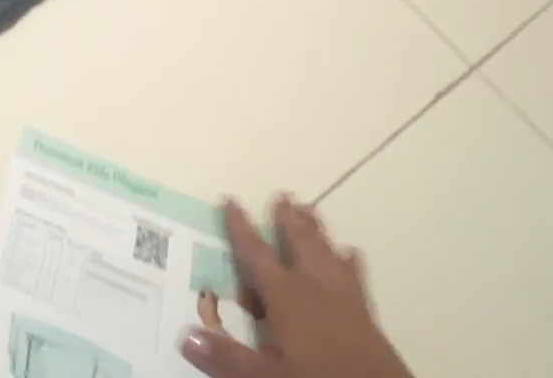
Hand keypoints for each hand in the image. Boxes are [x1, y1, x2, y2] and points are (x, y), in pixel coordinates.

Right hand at [180, 196, 413, 377]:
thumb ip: (226, 358)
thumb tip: (184, 334)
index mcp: (285, 296)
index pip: (255, 253)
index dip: (240, 227)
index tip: (230, 200)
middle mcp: (314, 287)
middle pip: (299, 242)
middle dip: (288, 219)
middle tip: (283, 195)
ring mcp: (345, 299)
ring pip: (328, 252)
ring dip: (317, 230)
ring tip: (311, 210)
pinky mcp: (367, 316)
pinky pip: (357, 277)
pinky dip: (351, 263)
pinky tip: (352, 255)